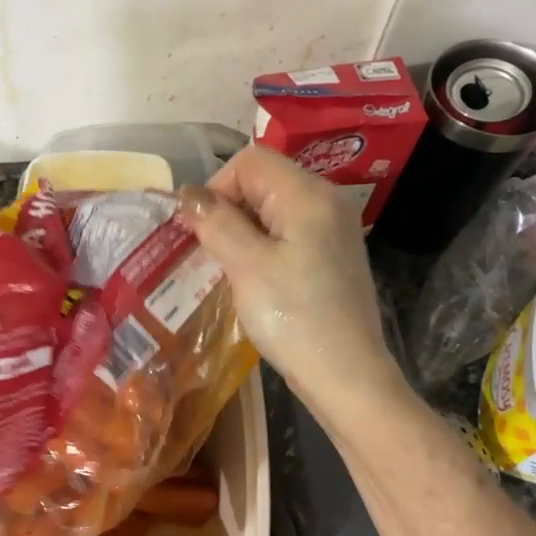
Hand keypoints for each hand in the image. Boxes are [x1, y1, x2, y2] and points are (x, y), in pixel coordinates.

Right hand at [177, 146, 401, 403]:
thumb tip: (189, 195)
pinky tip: (254, 282)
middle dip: (227, 209)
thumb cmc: (293, 317)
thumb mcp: (247, 267)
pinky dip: (263, 249)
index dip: (216, 187)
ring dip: (242, 232)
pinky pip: (289, 236)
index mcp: (308, 194)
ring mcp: (334, 231)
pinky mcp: (333, 258)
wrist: (345, 374)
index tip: (197, 230)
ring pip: (274, 211)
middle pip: (264, 181)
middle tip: (207, 253)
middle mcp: (327, 201)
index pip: (251, 161)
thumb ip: (216, 223)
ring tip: (226, 270)